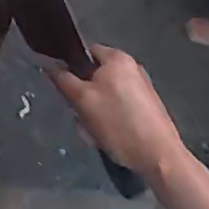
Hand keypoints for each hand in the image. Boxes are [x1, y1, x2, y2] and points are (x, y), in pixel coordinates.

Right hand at [49, 46, 187, 181]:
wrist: (159, 156)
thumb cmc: (118, 123)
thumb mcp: (83, 101)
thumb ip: (64, 80)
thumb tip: (49, 63)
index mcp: (118, 58)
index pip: (86, 52)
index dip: (72, 69)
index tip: (68, 90)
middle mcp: (132, 68)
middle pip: (95, 77)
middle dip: (85, 99)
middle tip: (83, 119)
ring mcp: (142, 89)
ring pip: (105, 97)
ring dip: (95, 114)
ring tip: (96, 135)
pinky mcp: (147, 108)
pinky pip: (119, 109)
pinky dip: (111, 122)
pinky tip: (111, 140)